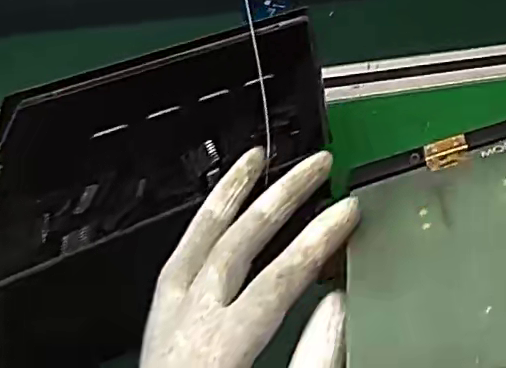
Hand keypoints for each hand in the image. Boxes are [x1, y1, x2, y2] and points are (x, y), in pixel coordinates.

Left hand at [141, 149, 358, 367]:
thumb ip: (309, 366)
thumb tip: (339, 299)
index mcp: (207, 367)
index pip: (268, 290)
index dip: (314, 244)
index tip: (351, 209)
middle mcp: (175, 349)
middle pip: (227, 256)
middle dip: (278, 202)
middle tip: (320, 164)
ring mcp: (158, 346)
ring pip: (187, 256)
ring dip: (224, 202)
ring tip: (257, 159)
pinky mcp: (155, 349)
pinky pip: (172, 277)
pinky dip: (198, 235)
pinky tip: (220, 216)